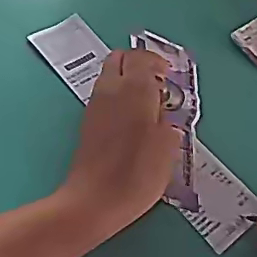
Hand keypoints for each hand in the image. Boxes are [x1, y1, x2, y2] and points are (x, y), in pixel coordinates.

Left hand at [59, 49, 181, 226]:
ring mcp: (95, 104)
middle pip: (120, 58)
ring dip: (127, 80)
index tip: (170, 76)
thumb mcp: (168, 146)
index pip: (142, 57)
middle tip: (157, 83)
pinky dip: (118, 98)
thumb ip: (167, 121)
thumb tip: (164, 115)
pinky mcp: (87, 122)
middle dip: (138, 64)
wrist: (95, 199)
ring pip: (110, 75)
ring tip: (147, 104)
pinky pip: (104, 96)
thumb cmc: (137, 172)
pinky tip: (132, 121)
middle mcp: (111, 89)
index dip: (158, 62)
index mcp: (134, 88)